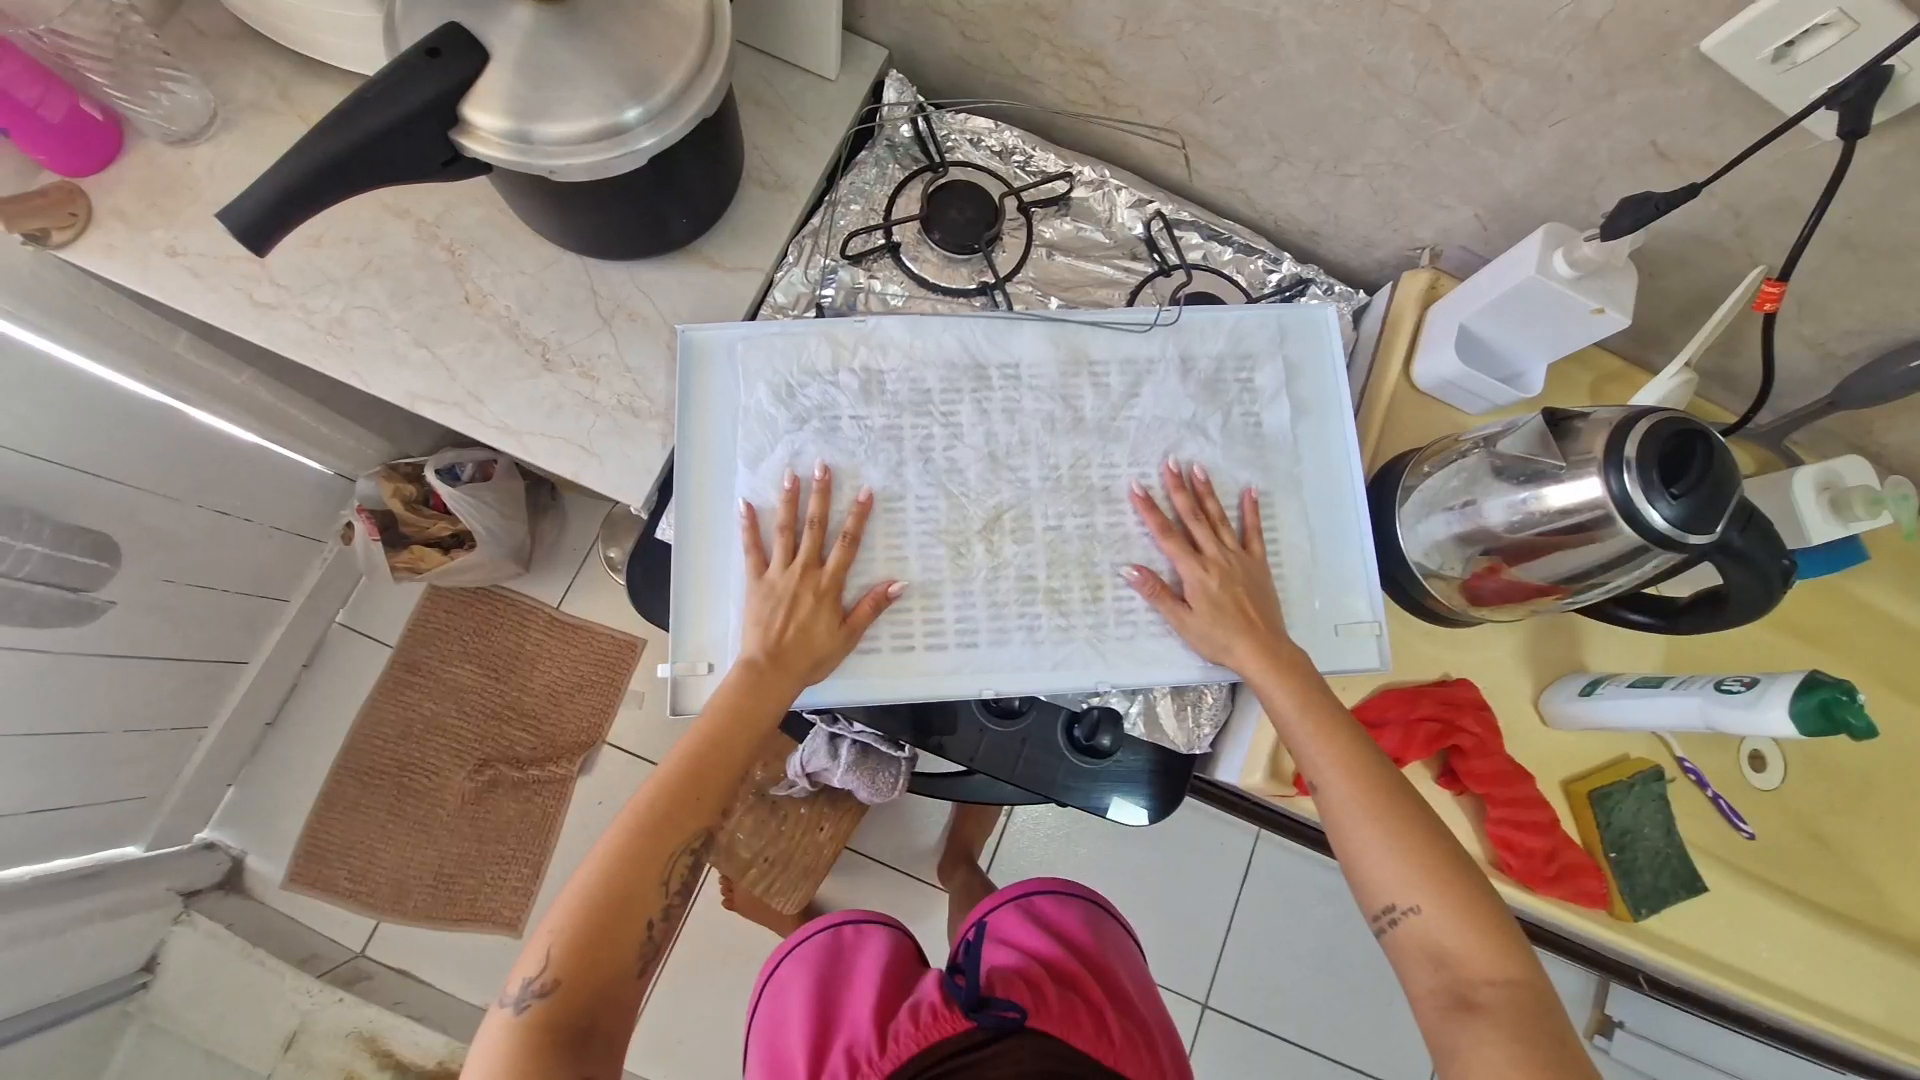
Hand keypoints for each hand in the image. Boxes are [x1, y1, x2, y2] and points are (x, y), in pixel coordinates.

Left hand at [737, 462, 903, 693]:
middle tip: (822, 465)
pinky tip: (745, 504)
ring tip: (791, 474)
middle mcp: (805, 571)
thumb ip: (872, 606)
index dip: (858, 516)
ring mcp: (778, 574)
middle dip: (821, 495)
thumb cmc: (812, 657)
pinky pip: (752, 549)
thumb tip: (900, 583)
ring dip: (789, 501)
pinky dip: (749, 526)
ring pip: (785, 531)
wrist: (770, 672)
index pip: (849, 543)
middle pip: (816, 527)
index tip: (865, 491)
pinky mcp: (756, 581)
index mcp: (829, 584)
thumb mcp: (849, 635)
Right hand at [1123, 459, 1298, 675]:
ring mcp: (1238, 557)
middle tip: (1170, 462)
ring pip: (1219, 518)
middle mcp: (1215, 557)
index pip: (1166, 535)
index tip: (1137, 486)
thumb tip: (1128, 569)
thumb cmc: (1218, 639)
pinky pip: (1253, 532)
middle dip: (1178, 489)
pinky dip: (1251, 511)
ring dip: (1207, 492)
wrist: (1263, 649)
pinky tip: (1249, 491)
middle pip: (1193, 518)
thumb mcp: (1181, 622)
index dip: (1149, 509)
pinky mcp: (1257, 563)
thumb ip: (1156, 592)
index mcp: (1194, 572)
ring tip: (1197, 468)